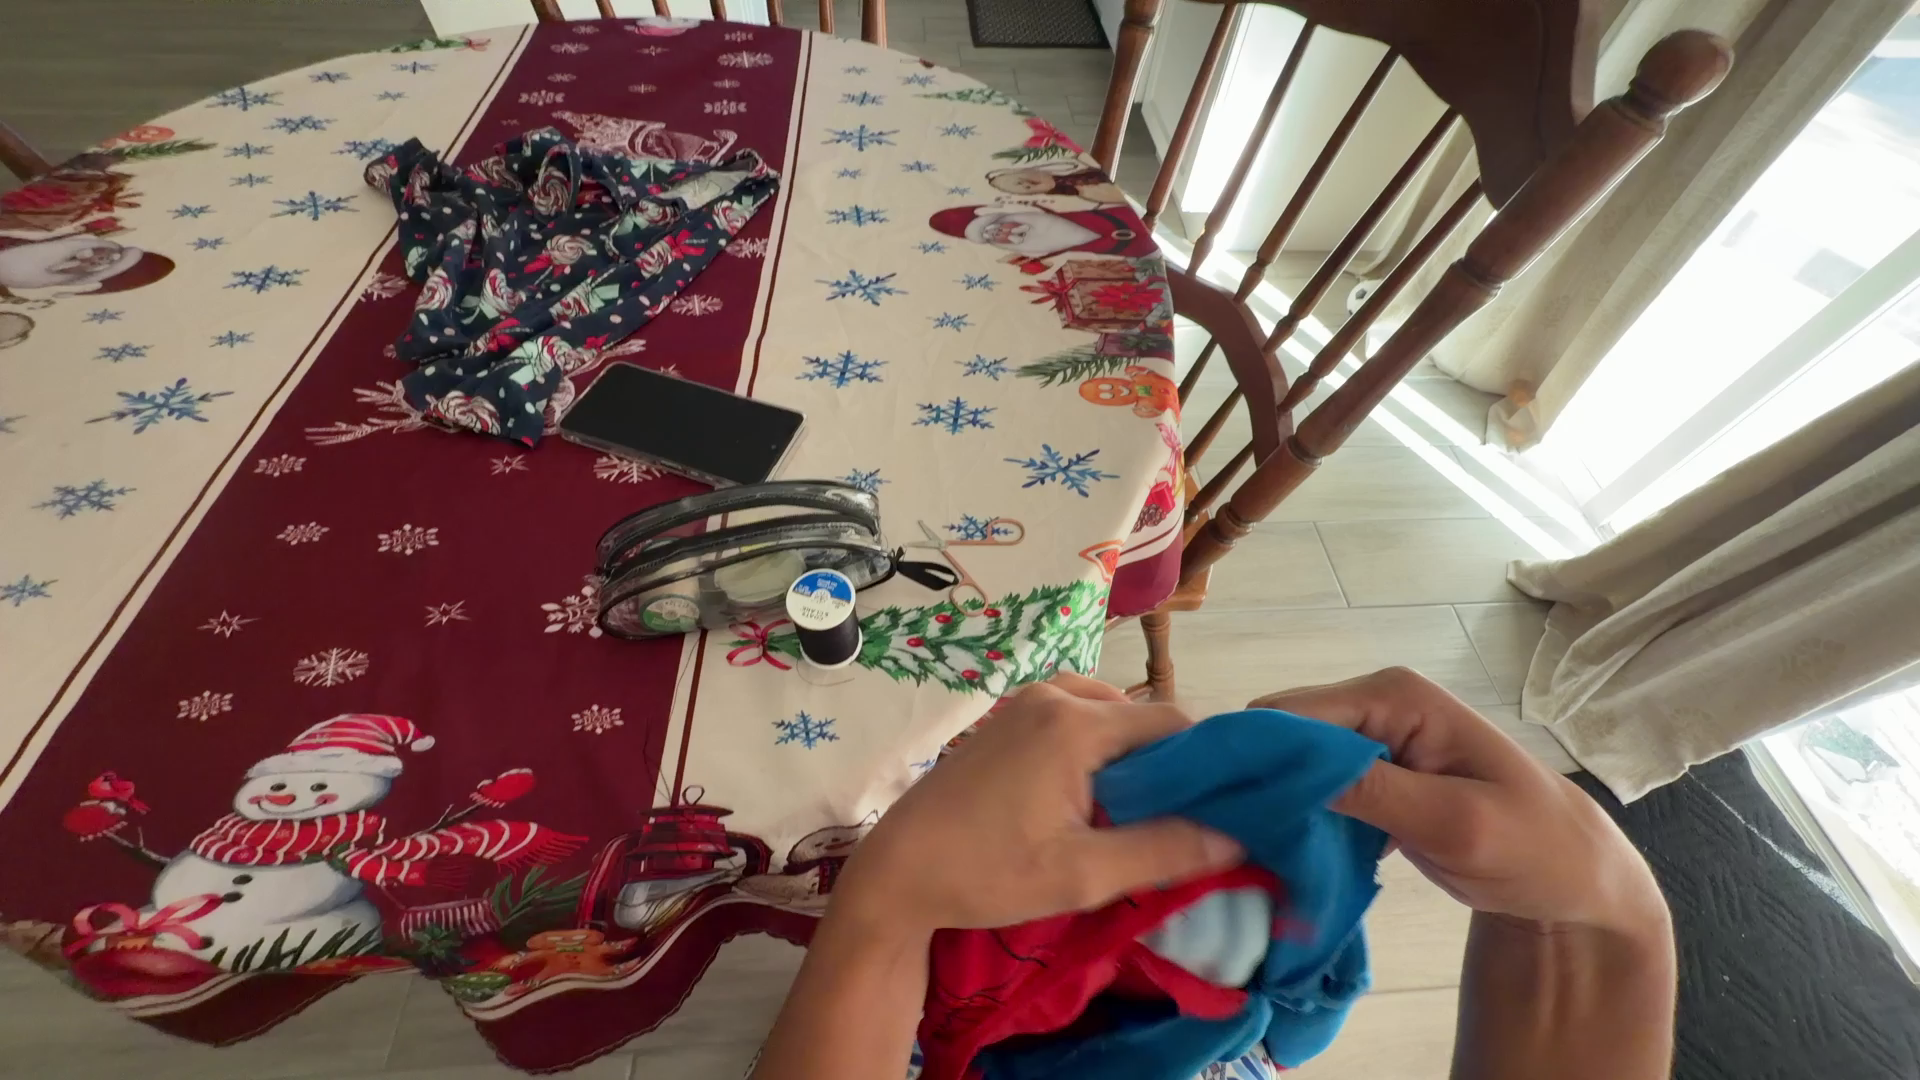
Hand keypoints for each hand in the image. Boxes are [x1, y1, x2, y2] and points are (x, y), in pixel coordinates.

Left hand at [832, 674, 1243, 933]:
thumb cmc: (989, 872)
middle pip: (1139, 715)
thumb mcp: (1082, 874)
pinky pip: (1075, 714)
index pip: (1171, 721)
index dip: (1205, 762)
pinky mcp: (1009, 714)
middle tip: (1178, 817)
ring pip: (1109, 713)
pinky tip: (1092, 790)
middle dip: (1168, 762)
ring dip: (1131, 754)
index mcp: (1075, 723)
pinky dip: (1098, 744)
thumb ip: (1163, 851)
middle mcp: (1054, 694)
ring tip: (1136, 809)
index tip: (1221, 805)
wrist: (901, 865)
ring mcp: (1026, 699)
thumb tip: (1235, 836)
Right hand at [1252, 668, 1664, 936]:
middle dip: (1267, 774)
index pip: (1296, 712)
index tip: (1232, 803)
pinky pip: (1310, 778)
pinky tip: (1298, 840)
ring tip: (1270, 839)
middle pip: (1285, 729)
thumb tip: (1283, 768)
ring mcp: (1369, 734)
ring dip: (1281, 794)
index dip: (1262, 752)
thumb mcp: (1457, 822)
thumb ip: (1370, 789)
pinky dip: (1300, 807)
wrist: (1579, 882)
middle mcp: (1372, 701)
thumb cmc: (1535, 848)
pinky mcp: (1367, 768)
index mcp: (1395, 695)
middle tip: (1250, 830)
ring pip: (1292, 755)